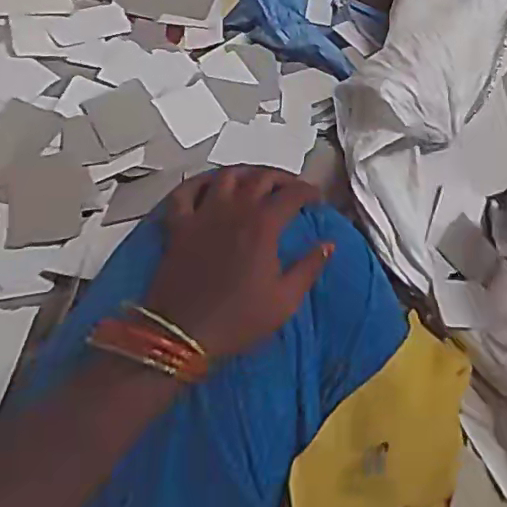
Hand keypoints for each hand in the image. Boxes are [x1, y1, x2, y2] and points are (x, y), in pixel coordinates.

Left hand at [142, 167, 332, 361]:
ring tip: (255, 181)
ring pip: (226, 175)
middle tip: (291, 188)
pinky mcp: (178, 224)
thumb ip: (309, 267)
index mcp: (264, 224)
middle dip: (282, 178)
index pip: (292, 193)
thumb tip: (327, 244)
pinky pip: (185, 191)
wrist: (181, 334)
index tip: (316, 198)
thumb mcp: (285, 300)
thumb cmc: (238, 318)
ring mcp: (203, 213)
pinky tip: (209, 185)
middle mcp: (235, 209)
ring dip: (246, 173)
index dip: (308, 191)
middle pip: (261, 177)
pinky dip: (199, 182)